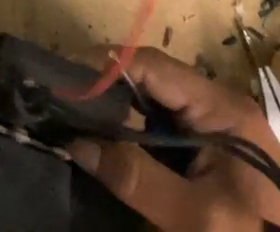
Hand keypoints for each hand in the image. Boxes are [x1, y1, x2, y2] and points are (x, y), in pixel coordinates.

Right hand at [67, 47, 279, 231]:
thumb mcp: (196, 216)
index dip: (102, 66)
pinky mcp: (214, 151)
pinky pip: (163, 128)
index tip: (60, 82)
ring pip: (152, 103)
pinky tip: (107, 149)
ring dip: (115, 112)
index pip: (149, 64)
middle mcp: (217, 103)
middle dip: (103, 88)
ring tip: (74, 123)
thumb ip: (135, 176)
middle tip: (60, 104)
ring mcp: (217, 127)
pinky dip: (132, 133)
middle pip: (148, 79)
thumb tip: (75, 142)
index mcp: (219, 105)